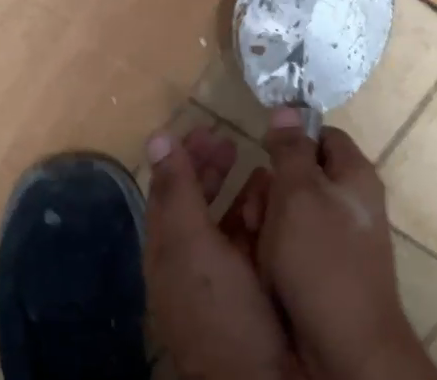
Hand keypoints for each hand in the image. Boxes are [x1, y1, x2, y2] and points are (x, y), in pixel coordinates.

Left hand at [145, 125, 305, 379]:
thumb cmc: (221, 310)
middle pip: (194, 206)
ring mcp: (221, 283)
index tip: (205, 126)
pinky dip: (262, 219)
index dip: (182, 157)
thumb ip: (176, 192)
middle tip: (231, 137)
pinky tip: (279, 207)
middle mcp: (189, 268)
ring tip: (263, 166)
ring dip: (240, 190)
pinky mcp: (252, 295)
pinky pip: (252, 245)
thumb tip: (157, 137)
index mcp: (166, 255)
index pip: (167, 193)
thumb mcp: (191, 246)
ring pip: (225, 223)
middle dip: (209, 169)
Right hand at [256, 109, 435, 379]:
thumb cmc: (322, 261)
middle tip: (256, 208)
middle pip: (304, 174)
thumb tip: (287, 108)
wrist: (348, 347)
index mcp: (355, 174)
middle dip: (272, 187)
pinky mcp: (332, 270)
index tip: (261, 152)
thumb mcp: (298, 194)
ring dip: (269, 220)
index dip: (291, 138)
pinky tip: (264, 265)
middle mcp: (355, 201)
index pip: (322, 134)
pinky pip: (298, 245)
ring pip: (294, 212)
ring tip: (256, 239)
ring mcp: (345, 238)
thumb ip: (290, 150)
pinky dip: (277, 249)